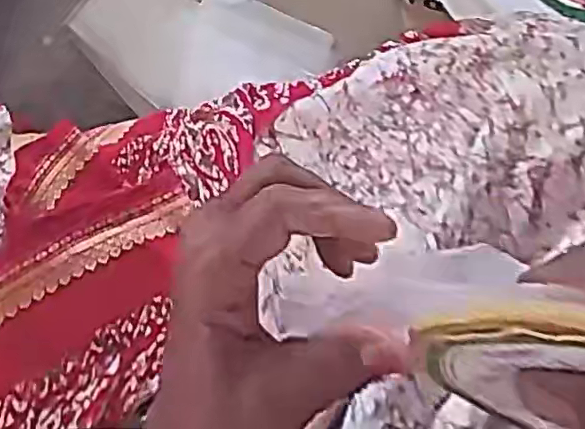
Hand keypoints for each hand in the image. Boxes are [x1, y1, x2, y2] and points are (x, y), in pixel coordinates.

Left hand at [146, 156, 405, 428]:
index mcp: (213, 262)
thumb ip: (341, 362)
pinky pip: (265, 205)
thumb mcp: (281, 393)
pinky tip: (328, 255)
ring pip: (271, 185)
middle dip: (328, 203)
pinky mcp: (219, 241)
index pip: (279, 208)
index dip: (335, 213)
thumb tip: (400, 341)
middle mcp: (206, 233)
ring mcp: (209, 232)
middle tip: (368, 242)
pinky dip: (303, 217)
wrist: (184, 425)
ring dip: (318, 208)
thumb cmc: (216, 412)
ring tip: (354, 254)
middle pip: (274, 180)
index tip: (383, 231)